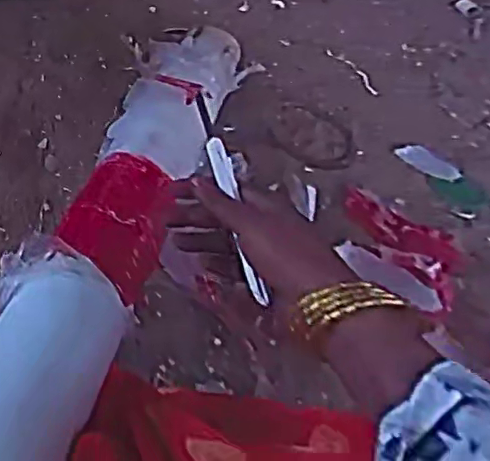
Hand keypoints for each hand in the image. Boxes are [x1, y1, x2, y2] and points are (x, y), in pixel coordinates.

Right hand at [170, 176, 353, 306]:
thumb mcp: (250, 223)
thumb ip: (220, 203)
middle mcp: (265, 228)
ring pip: (225, 243)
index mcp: (265, 207)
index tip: (171, 192)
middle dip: (193, 216)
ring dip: (200, 240)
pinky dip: (217, 265)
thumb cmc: (286, 256)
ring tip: (176, 242)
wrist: (324, 308)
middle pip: (222, 216)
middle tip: (165, 220)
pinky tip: (203, 266)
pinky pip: (235, 269)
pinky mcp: (266, 282)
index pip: (226, 190)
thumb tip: (197, 180)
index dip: (198, 189)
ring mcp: (266, 256)